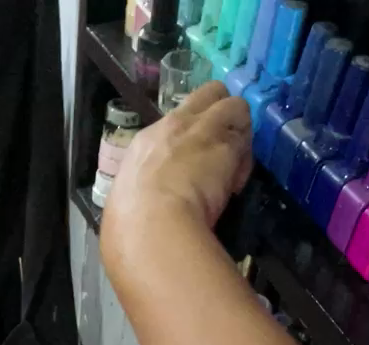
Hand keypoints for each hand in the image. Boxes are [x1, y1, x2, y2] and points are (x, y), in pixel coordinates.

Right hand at [100, 81, 252, 271]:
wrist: (153, 226)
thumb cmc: (130, 225)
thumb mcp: (123, 203)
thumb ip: (139, 194)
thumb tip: (143, 206)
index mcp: (145, 142)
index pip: (175, 122)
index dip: (188, 138)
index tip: (192, 164)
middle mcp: (175, 125)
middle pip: (208, 93)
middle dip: (220, 113)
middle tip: (221, 148)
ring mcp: (204, 130)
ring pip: (235, 105)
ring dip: (239, 132)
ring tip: (233, 168)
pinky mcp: (228, 146)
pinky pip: (245, 139)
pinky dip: (245, 160)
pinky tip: (236, 186)